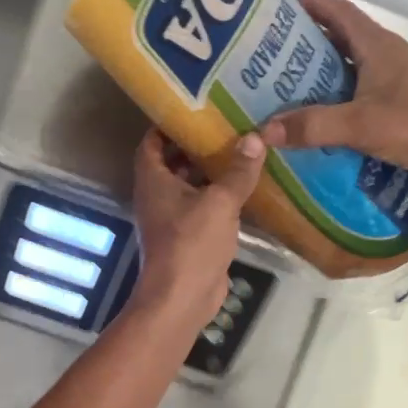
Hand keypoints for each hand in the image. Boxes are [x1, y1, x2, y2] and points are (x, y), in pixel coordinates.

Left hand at [130, 129, 264, 323]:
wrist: (181, 298)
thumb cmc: (191, 243)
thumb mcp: (220, 202)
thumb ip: (238, 171)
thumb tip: (256, 138)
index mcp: (152, 180)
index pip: (152, 141)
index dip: (168, 124)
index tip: (197, 109)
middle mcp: (156, 195)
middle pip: (172, 162)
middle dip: (196, 145)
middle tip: (228, 126)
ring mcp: (170, 218)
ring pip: (188, 186)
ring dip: (210, 172)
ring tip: (242, 150)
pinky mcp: (186, 237)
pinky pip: (201, 208)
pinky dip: (217, 197)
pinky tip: (245, 188)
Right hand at [260, 0, 407, 189]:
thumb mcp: (361, 125)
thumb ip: (312, 126)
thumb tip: (262, 131)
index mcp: (379, 46)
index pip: (338, 12)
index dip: (309, 7)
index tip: (275, 12)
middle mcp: (387, 58)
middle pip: (340, 42)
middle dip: (304, 47)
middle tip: (267, 62)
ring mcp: (397, 84)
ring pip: (350, 72)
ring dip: (320, 79)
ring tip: (284, 95)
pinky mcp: (402, 109)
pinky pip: (359, 98)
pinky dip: (336, 104)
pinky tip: (318, 124)